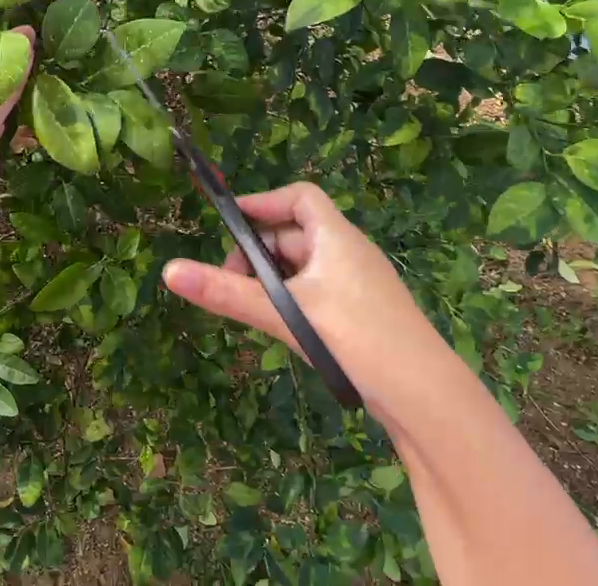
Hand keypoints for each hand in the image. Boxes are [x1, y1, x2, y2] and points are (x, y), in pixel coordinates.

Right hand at [161, 182, 455, 422]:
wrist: (429, 400)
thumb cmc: (356, 339)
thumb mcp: (284, 312)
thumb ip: (226, 293)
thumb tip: (168, 271)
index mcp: (336, 237)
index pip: (298, 197)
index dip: (262, 202)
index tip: (228, 222)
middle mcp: (350, 253)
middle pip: (293, 233)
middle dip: (256, 252)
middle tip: (229, 282)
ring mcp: (361, 285)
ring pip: (304, 266)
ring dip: (272, 279)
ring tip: (251, 308)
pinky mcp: (365, 315)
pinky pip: (318, 290)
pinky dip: (292, 298)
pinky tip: (283, 327)